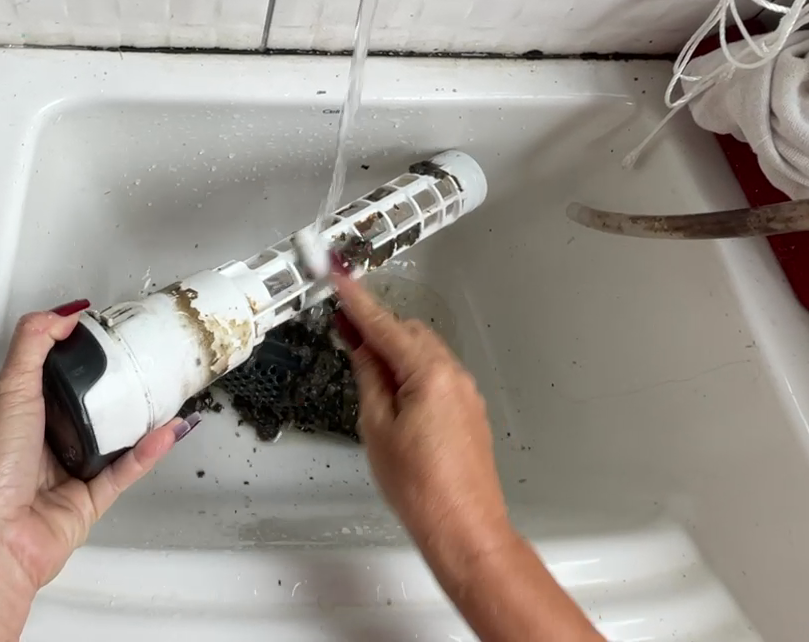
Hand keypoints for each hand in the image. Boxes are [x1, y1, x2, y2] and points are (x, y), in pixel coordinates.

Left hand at [0, 305, 190, 585]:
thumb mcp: (10, 384)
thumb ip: (35, 340)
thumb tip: (65, 313)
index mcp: (22, 409)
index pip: (54, 367)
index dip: (77, 347)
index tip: (104, 327)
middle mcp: (45, 437)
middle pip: (88, 401)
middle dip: (116, 383)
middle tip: (144, 358)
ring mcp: (68, 468)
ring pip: (114, 436)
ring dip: (141, 416)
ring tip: (164, 391)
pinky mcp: (89, 498)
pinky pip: (127, 469)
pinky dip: (150, 450)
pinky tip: (168, 429)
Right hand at [335, 274, 509, 563]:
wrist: (466, 531)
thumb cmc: (420, 487)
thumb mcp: (376, 426)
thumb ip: (368, 376)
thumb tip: (360, 346)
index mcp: (428, 373)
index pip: (384, 326)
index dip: (357, 301)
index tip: (339, 278)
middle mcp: (453, 374)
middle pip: (408, 332)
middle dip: (376, 329)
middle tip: (343, 332)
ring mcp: (465, 392)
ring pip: (423, 352)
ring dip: (394, 350)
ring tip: (364, 365)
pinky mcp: (468, 409)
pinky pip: (436, 373)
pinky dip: (411, 369)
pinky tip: (393, 388)